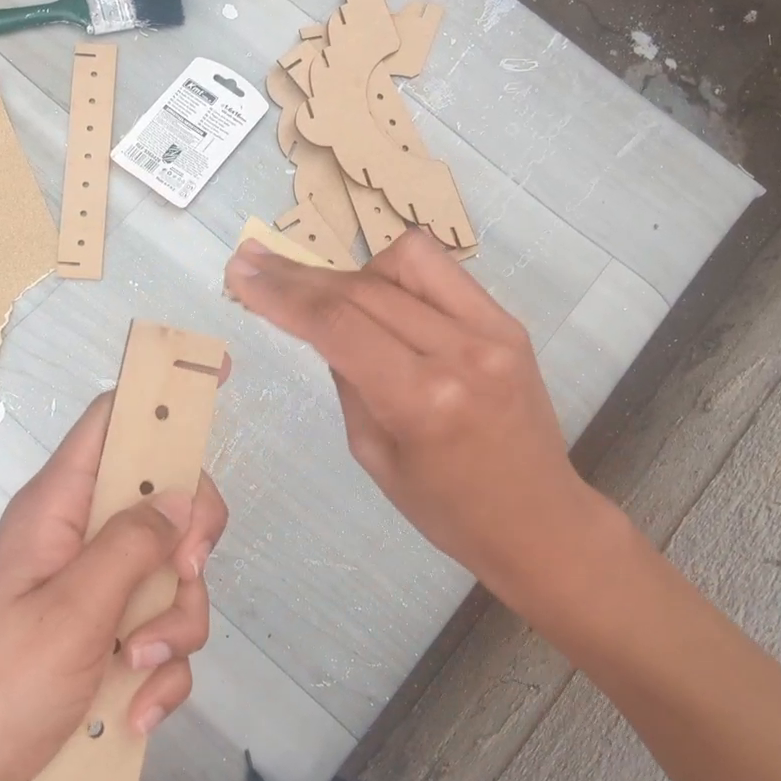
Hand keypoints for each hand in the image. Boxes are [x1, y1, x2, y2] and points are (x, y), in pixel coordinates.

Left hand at [0, 391, 228, 780]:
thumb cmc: (2, 688)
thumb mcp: (73, 610)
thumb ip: (133, 544)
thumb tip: (181, 494)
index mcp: (57, 507)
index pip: (111, 422)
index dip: (160, 396)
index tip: (219, 380)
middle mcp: (80, 538)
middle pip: (164, 499)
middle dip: (188, 543)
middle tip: (186, 570)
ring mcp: (98, 591)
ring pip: (173, 576)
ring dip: (173, 628)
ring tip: (134, 669)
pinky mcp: (110, 641)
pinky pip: (163, 635)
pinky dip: (161, 674)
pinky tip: (135, 709)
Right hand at [224, 229, 603, 602]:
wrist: (540, 520)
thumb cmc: (445, 509)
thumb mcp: (372, 453)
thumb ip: (347, 378)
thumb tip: (322, 323)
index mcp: (420, 400)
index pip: (336, 324)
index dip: (280, 293)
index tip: (240, 272)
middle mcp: (460, 353)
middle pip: (360, 288)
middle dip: (298, 274)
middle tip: (255, 261)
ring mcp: (493, 331)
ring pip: (405, 260)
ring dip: (355, 270)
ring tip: (335, 296)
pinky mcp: (508, 322)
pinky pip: (440, 272)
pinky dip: (397, 275)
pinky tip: (379, 294)